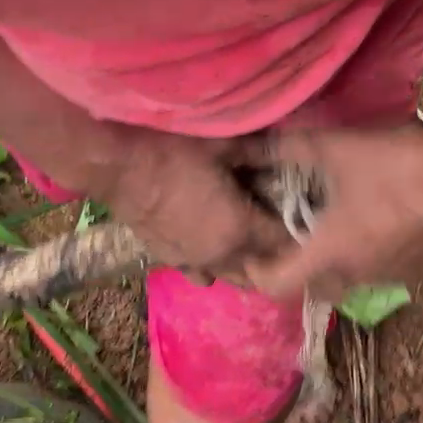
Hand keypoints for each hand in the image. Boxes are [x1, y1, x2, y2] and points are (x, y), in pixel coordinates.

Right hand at [85, 126, 291, 277]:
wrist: (116, 165)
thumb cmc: (172, 150)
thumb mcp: (223, 144)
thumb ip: (259, 151)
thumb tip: (286, 149)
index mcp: (240, 229)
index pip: (284, 245)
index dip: (297, 233)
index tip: (306, 219)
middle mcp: (221, 256)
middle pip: (261, 270)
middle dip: (275, 255)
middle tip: (281, 228)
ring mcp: (193, 262)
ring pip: (232, 278)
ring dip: (246, 264)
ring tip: (251, 240)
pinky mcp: (169, 260)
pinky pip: (201, 274)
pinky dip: (214, 265)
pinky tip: (212, 244)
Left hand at [245, 123, 422, 302]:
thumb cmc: (396, 160)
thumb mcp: (333, 146)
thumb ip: (283, 148)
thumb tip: (244, 145)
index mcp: (333, 252)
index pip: (277, 284)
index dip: (256, 272)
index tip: (251, 253)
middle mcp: (364, 275)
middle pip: (319, 287)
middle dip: (303, 268)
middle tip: (297, 235)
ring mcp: (403, 277)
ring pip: (361, 278)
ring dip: (346, 260)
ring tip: (346, 222)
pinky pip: (397, 269)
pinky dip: (383, 252)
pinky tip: (392, 218)